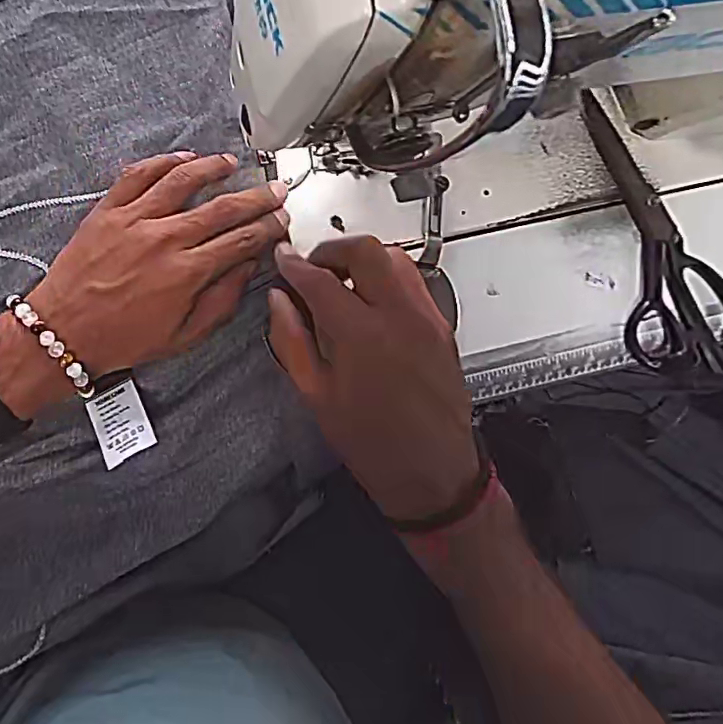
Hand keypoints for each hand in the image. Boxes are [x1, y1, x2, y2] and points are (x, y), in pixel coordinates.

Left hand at [0, 152, 288, 414]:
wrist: (64, 331)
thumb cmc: (119, 338)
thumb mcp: (182, 335)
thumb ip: (221, 301)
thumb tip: (246, 270)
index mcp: (186, 273)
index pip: (241, 239)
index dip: (268, 226)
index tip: (280, 220)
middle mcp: (164, 240)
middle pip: (223, 207)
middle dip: (256, 197)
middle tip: (273, 190)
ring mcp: (134, 220)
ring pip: (184, 180)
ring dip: (214, 168)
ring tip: (230, 164)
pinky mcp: (108, 211)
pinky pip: (139, 175)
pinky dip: (164, 162)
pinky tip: (182, 159)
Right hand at [268, 236, 482, 521]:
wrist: (433, 473)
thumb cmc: (377, 445)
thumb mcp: (316, 395)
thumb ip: (292, 340)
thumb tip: (279, 303)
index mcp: (362, 337)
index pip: (320, 279)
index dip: (295, 265)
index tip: (284, 260)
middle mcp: (400, 319)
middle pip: (364, 252)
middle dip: (331, 250)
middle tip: (312, 266)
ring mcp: (427, 320)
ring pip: (394, 258)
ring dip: (361, 259)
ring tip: (340, 279)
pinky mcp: (442, 327)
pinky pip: (413, 280)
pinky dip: (386, 275)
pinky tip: (369, 297)